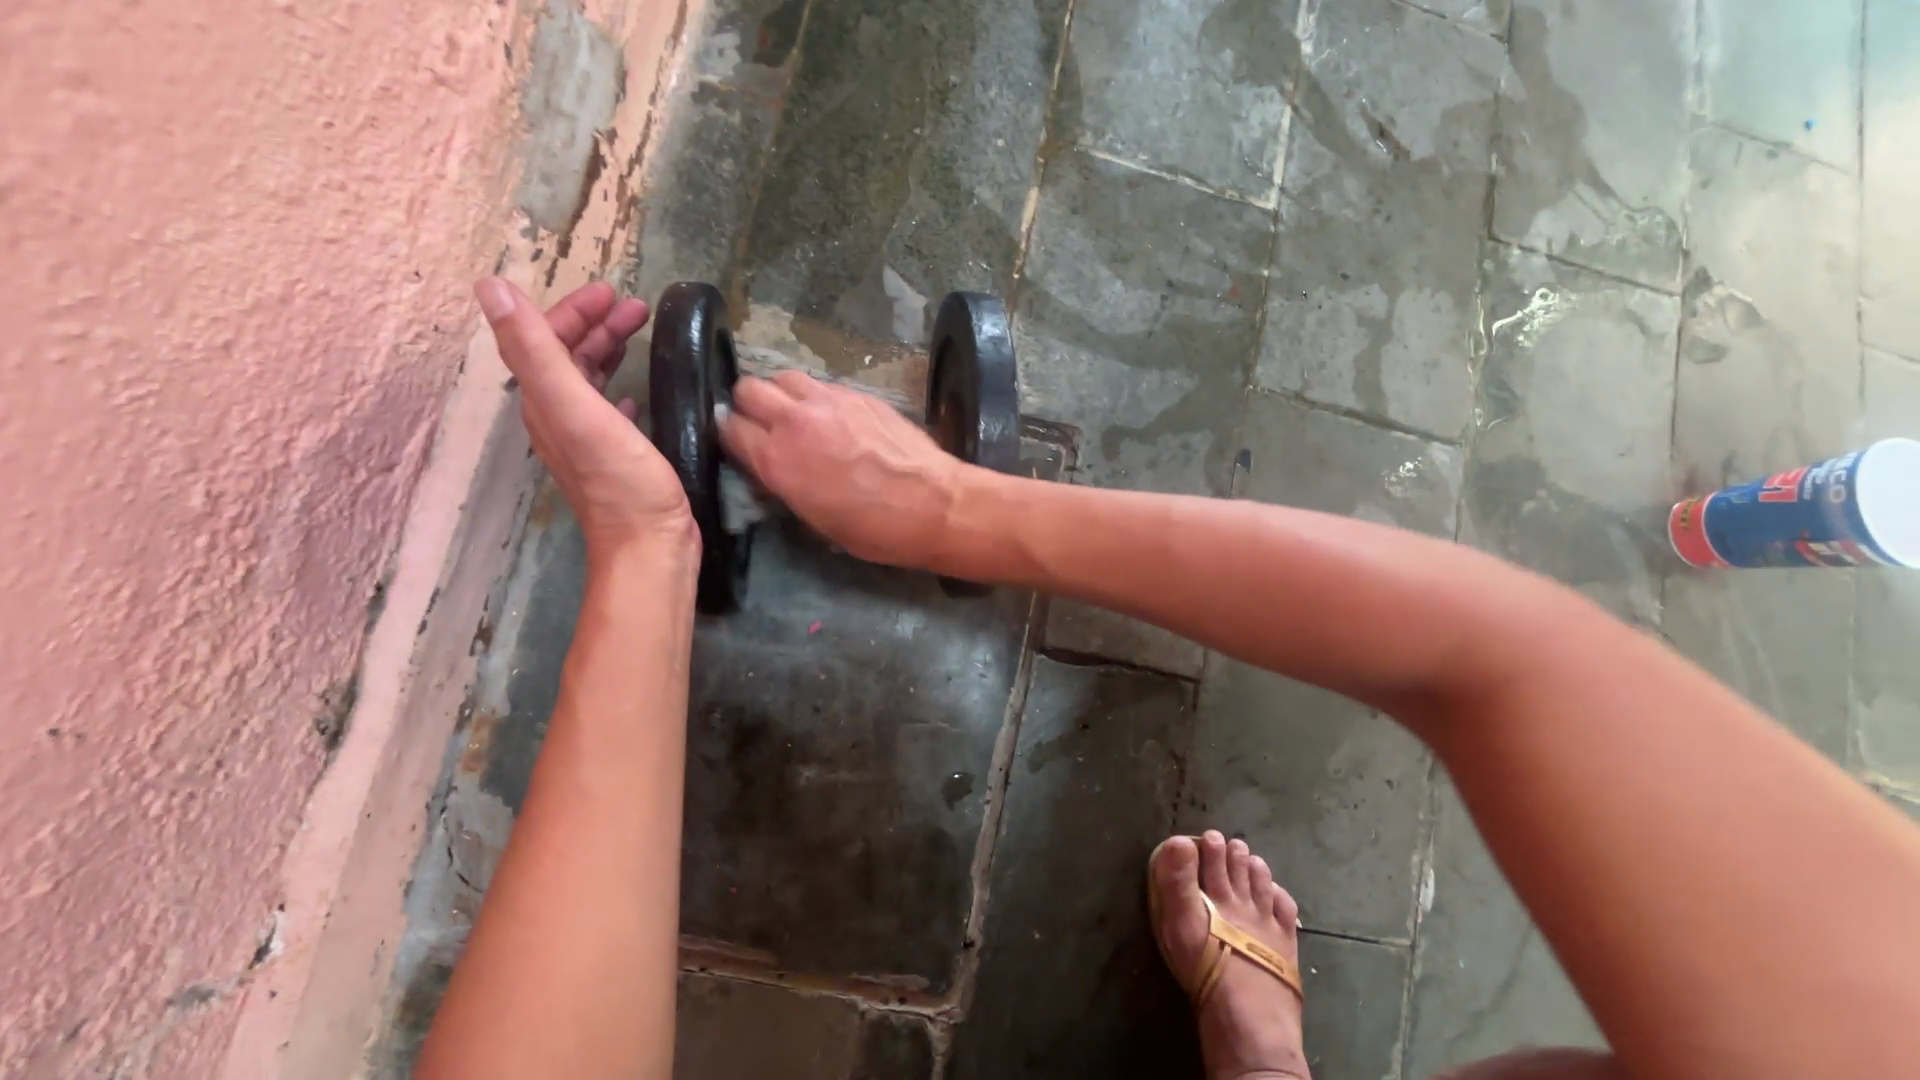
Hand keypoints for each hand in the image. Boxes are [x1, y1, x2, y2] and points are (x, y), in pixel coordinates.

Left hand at [474, 277, 696, 560]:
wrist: (648, 545)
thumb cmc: (619, 480)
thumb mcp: (575, 408)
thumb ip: (536, 349)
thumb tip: (491, 286)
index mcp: (545, 402)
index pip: (544, 339)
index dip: (570, 309)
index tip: (611, 291)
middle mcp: (559, 418)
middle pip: (566, 356)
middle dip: (594, 324)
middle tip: (635, 306)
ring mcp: (588, 441)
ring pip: (589, 381)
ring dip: (609, 350)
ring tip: (642, 333)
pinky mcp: (617, 459)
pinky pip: (611, 411)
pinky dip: (620, 391)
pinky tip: (636, 393)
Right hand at [718, 372, 966, 568]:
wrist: (933, 504)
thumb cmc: (873, 529)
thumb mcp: (814, 520)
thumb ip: (782, 484)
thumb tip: (770, 470)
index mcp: (777, 459)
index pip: (730, 428)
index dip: (729, 436)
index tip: (738, 445)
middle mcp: (796, 421)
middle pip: (749, 389)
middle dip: (749, 405)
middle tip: (762, 424)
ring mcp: (828, 401)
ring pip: (784, 377)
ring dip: (782, 393)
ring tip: (796, 415)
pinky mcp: (858, 393)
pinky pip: (820, 384)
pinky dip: (815, 396)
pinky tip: (830, 417)